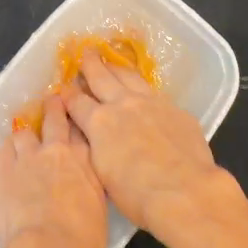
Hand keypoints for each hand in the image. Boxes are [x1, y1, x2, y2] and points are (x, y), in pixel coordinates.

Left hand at [0, 95, 107, 247]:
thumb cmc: (85, 241)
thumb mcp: (98, 210)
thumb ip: (89, 189)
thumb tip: (82, 187)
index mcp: (86, 164)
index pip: (83, 133)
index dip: (80, 121)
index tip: (79, 112)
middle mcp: (57, 152)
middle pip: (55, 121)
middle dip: (54, 108)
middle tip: (53, 99)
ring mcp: (28, 158)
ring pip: (25, 132)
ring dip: (26, 132)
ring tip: (24, 131)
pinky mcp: (3, 172)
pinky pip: (4, 149)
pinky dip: (8, 147)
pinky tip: (7, 148)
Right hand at [61, 49, 231, 236]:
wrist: (184, 192)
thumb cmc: (137, 195)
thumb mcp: (101, 172)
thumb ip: (92, 146)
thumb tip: (89, 134)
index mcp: (99, 122)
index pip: (76, 101)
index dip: (67, 94)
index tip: (63, 87)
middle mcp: (122, 104)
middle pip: (101, 76)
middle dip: (90, 64)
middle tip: (85, 53)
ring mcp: (151, 102)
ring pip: (129, 76)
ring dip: (117, 68)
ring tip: (111, 62)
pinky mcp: (174, 109)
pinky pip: (153, 91)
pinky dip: (141, 87)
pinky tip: (143, 90)